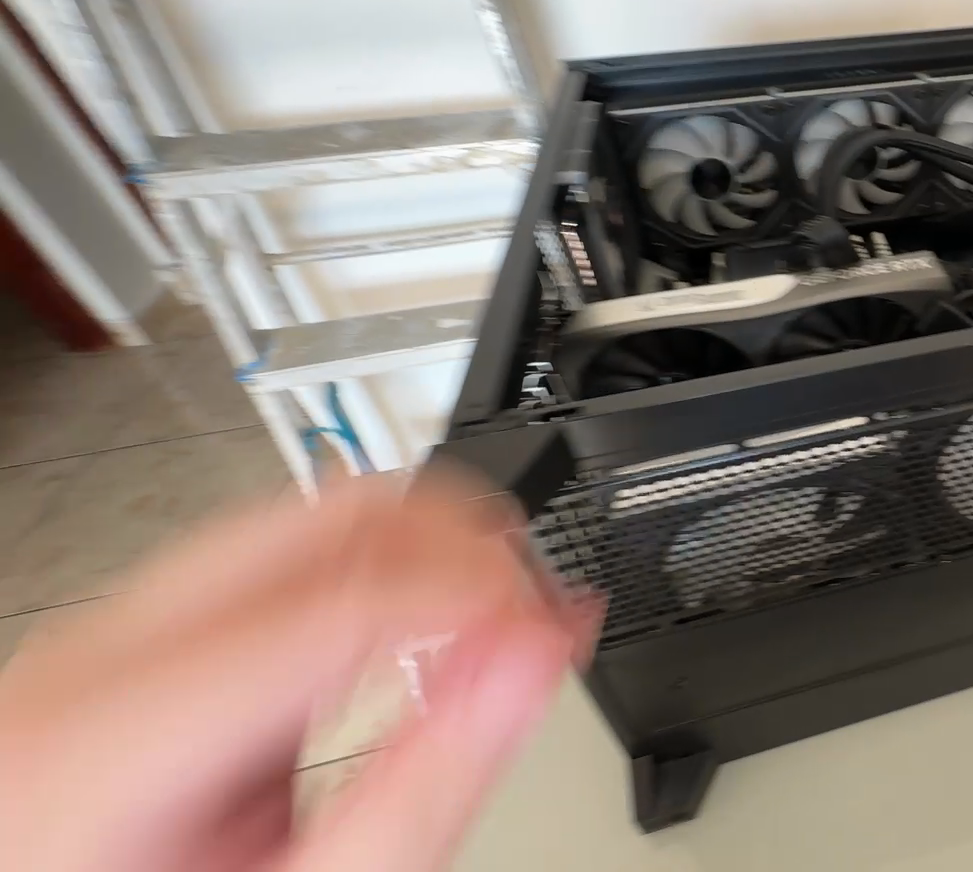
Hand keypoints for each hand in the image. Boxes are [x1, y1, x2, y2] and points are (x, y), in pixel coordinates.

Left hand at [0, 471, 598, 871]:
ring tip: (495, 601)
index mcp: (103, 737)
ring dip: (443, 541)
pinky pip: (310, 539)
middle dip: (473, 540)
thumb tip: (530, 663)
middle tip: (531, 599)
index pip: (354, 598)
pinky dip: (400, 558)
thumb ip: (427, 783)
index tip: (554, 630)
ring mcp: (125, 621)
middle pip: (344, 513)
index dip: (486, 597)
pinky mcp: (167, 614)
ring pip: (333, 509)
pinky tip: (428, 613)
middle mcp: (97, 652)